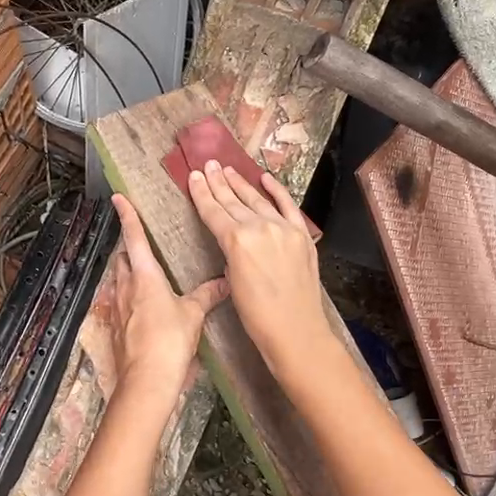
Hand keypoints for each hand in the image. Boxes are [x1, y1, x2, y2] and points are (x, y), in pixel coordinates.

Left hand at [104, 193, 227, 402]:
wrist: (146, 381)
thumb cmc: (169, 342)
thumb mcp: (193, 315)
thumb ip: (207, 295)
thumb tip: (225, 282)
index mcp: (144, 275)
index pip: (134, 236)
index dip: (126, 215)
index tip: (118, 197)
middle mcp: (126, 286)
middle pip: (123, 258)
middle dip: (130, 248)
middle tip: (144, 245)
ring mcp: (118, 306)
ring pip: (119, 279)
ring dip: (128, 273)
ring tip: (146, 275)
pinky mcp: (116, 326)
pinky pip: (121, 302)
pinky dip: (129, 298)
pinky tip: (143, 308)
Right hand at [185, 162, 333, 383]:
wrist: (296, 330)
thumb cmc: (256, 314)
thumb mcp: (232, 279)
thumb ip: (230, 251)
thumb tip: (233, 237)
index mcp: (236, 240)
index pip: (214, 211)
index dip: (202, 193)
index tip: (193, 176)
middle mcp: (259, 227)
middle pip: (233, 201)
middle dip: (218, 182)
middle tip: (208, 164)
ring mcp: (283, 228)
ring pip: (257, 199)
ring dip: (240, 183)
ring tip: (227, 169)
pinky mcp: (301, 235)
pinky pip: (288, 206)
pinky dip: (277, 190)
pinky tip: (265, 178)